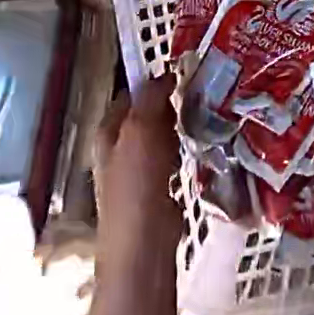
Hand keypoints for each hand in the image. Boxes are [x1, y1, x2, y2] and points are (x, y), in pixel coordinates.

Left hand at [84, 77, 180, 314]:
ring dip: (180, 123)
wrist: (143, 245)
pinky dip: (184, 146)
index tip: (183, 69)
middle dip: (170, 102)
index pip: (130, 92)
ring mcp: (137, 169)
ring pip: (162, 133)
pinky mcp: (156, 186)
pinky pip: (172, 154)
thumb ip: (150, 98)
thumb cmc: (136, 185)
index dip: (153, 80)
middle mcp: (118, 147)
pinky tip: (200, 143)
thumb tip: (164, 72)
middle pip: (147, 112)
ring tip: (206, 110)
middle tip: (200, 88)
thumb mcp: (140, 131)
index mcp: (107, 131)